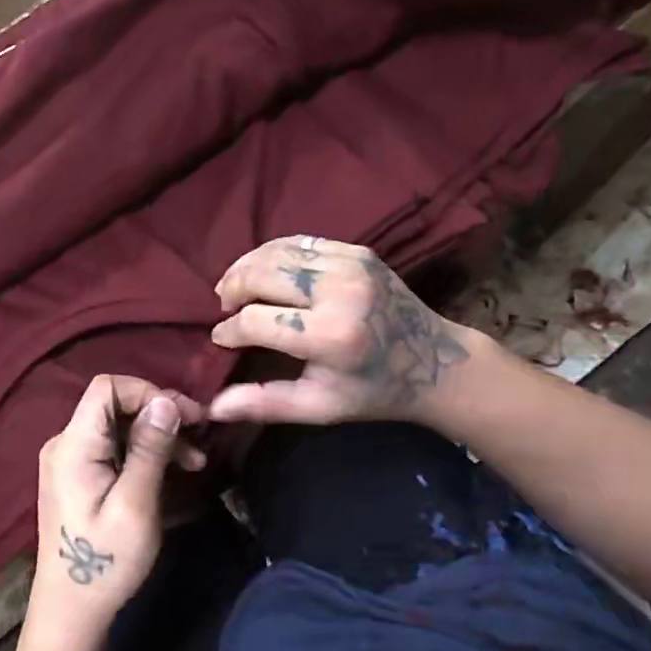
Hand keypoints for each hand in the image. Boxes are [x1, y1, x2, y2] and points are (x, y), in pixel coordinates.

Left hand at [22, 376, 205, 650]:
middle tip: (200, 439)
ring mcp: (69, 459)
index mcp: (73, 445)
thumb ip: (149, 449)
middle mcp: (65, 443)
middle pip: (114, 405)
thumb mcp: (136, 505)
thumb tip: (167, 400)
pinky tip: (171, 470)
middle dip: (159, 415)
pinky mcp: (78, 475)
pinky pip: (112, 448)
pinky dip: (142, 452)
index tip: (186, 416)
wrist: (72, 608)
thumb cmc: (106, 562)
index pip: (106, 387)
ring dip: (156, 436)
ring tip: (195, 462)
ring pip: (117, 426)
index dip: (148, 391)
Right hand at [208, 235, 474, 424]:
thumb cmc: (372, 392)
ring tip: (235, 288)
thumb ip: (264, 404)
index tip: (221, 339)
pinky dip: (271, 254)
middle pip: (260, 276)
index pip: (254, 322)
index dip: (228, 331)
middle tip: (225, 307)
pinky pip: (298, 242)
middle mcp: (340, 293)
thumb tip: (213, 408)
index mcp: (331, 337)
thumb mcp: (318, 407)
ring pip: (274, 253)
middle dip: (232, 290)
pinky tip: (262, 272)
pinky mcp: (357, 251)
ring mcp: (351, 265)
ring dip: (245, 268)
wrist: (437, 362)